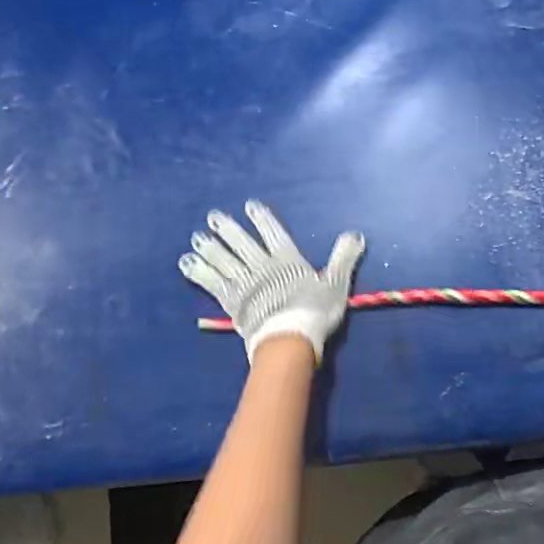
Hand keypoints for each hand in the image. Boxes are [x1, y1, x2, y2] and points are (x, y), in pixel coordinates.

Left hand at [180, 201, 364, 361]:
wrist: (289, 337)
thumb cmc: (316, 313)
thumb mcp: (336, 284)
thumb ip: (344, 258)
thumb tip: (356, 234)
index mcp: (287, 261)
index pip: (273, 233)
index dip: (262, 219)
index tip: (250, 206)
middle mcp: (262, 266)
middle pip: (241, 243)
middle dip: (227, 229)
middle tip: (213, 216)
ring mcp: (244, 283)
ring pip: (223, 259)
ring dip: (210, 247)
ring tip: (197, 237)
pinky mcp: (231, 301)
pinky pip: (212, 282)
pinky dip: (199, 272)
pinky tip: (187, 263)